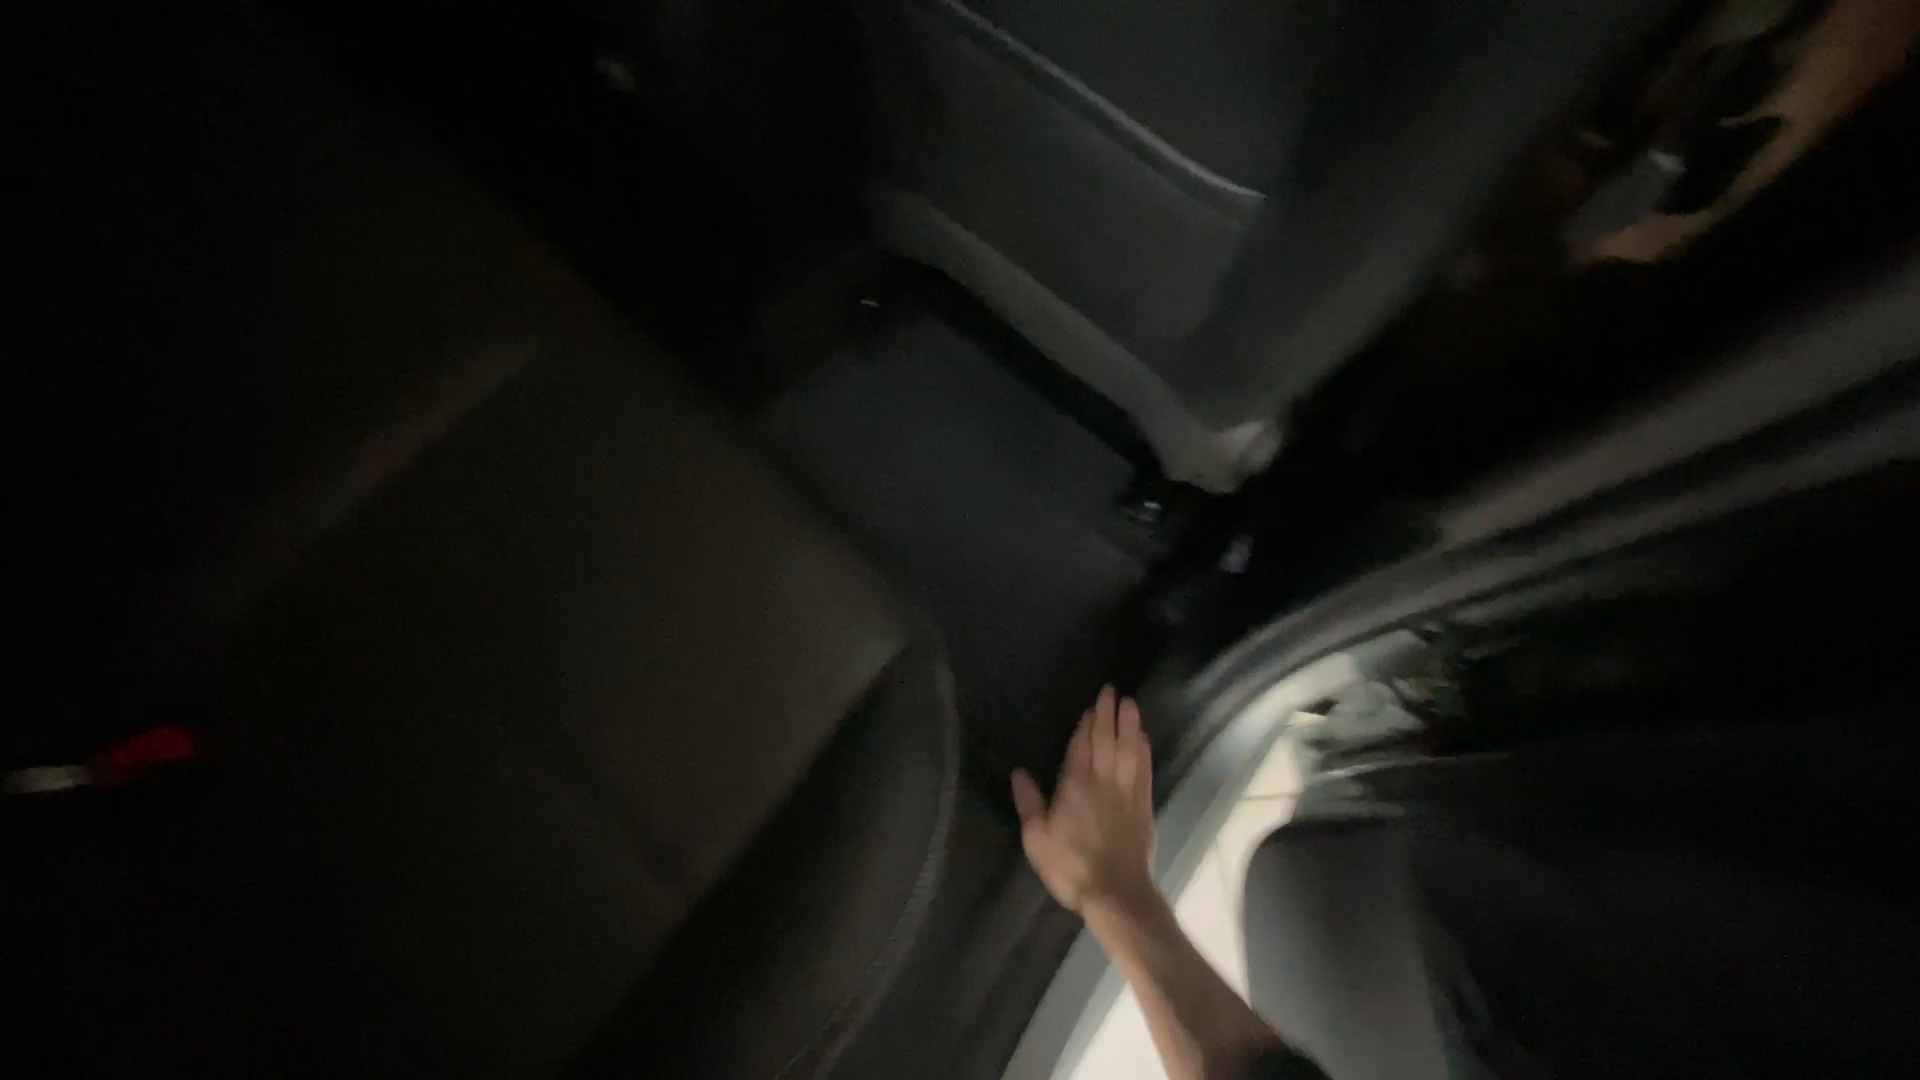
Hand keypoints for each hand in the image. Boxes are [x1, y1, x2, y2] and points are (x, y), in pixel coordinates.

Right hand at [1011, 686, 1155, 914]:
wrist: (1116, 893)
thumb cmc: (1071, 866)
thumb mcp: (1037, 838)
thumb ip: (1029, 803)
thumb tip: (1019, 772)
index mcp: (1074, 785)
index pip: (1080, 746)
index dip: (1086, 724)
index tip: (1091, 704)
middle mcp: (1102, 781)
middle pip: (1105, 740)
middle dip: (1107, 714)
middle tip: (1111, 690)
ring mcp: (1126, 792)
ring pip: (1128, 749)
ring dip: (1129, 724)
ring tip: (1130, 703)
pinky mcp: (1144, 806)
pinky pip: (1144, 771)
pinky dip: (1144, 752)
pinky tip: (1143, 738)